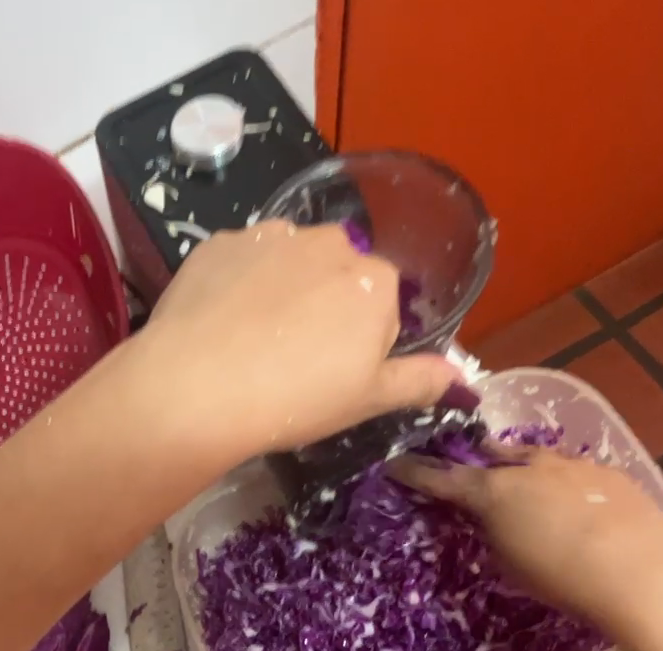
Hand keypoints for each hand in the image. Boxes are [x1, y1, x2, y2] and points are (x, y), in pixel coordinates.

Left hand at [125, 221, 458, 453]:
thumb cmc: (295, 399)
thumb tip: (464, 380)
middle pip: (333, 274)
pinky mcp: (217, 244)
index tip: (327, 374)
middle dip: (319, 307)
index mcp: (374, 280)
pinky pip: (237, 261)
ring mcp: (268, 237)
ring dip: (276, 290)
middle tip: (287, 360)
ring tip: (248, 342)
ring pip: (284, 262)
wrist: (198, 388)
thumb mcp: (367, 401)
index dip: (355, 342)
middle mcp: (327, 243)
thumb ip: (418, 382)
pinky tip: (216, 325)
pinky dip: (233, 286)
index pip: (378, 304)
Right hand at [388, 449, 662, 630]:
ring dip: (517, 467)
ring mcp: (571, 465)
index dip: (414, 472)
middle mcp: (527, 468)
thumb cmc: (563, 579)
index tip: (394, 463)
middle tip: (462, 471)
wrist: (646, 575)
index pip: (440, 478)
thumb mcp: (508, 564)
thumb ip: (491, 535)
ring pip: (531, 458)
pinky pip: (569, 470)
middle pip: (487, 456)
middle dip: (471, 462)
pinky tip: (567, 501)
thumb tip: (488, 522)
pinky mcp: (607, 473)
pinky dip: (557, 480)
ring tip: (516, 480)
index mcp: (492, 492)